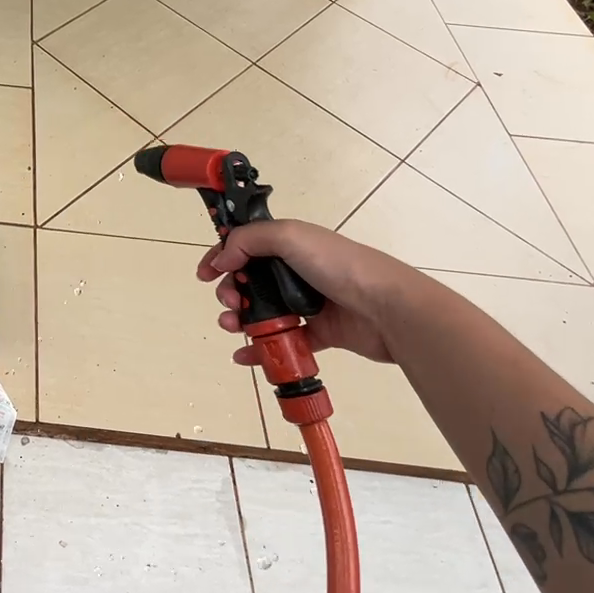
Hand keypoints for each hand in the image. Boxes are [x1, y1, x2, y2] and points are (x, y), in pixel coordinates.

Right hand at [195, 219, 424, 366]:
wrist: (389, 308)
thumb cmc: (339, 265)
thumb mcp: (289, 236)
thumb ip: (247, 240)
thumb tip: (222, 260)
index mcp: (288, 244)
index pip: (244, 245)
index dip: (220, 256)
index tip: (205, 274)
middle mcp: (294, 270)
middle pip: (247, 280)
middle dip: (229, 291)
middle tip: (230, 302)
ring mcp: (305, 303)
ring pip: (260, 312)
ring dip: (238, 320)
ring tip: (233, 327)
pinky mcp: (317, 333)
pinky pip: (280, 340)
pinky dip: (259, 349)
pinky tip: (245, 356)